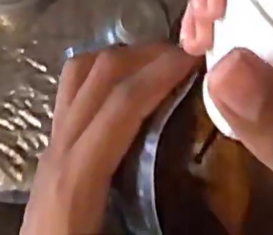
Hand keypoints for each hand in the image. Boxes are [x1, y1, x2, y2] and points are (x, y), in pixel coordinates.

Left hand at [22, 44, 197, 234]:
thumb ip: (168, 216)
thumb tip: (223, 212)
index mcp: (75, 178)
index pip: (117, 106)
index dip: (156, 77)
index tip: (196, 61)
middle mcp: (57, 149)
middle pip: (94, 76)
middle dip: (141, 56)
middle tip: (188, 57)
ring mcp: (50, 147)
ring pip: (77, 76)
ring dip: (120, 59)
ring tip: (162, 65)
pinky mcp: (52, 155)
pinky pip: (73, 93)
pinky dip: (105, 78)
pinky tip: (134, 96)